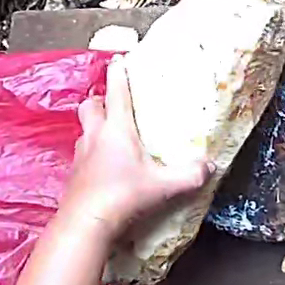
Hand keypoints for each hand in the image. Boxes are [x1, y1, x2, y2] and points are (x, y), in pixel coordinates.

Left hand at [57, 59, 212, 242]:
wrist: (85, 225)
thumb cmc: (123, 196)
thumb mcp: (163, 185)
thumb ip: (189, 175)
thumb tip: (210, 166)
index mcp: (116, 129)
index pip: (117, 92)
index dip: (118, 73)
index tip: (119, 59)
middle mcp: (95, 136)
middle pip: (91, 105)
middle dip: (100, 99)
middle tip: (113, 102)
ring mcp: (80, 155)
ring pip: (84, 129)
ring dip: (94, 126)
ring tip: (110, 133)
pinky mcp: (74, 175)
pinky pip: (81, 154)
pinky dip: (91, 152)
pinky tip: (103, 165)